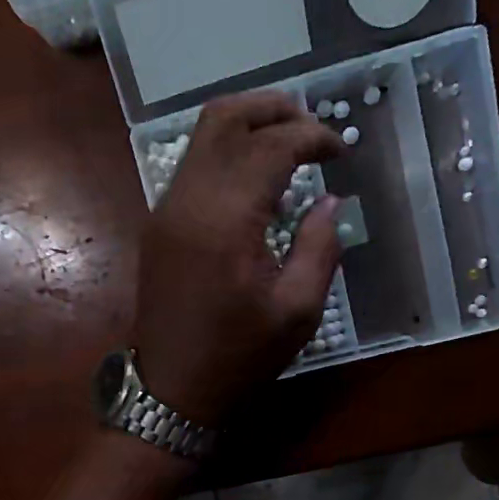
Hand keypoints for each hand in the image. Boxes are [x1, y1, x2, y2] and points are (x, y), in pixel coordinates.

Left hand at [133, 91, 344, 425]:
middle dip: (273, 110)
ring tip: (287, 149)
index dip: (313, 136)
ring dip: (246, 130)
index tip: (341, 152)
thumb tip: (329, 200)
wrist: (171, 389)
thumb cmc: (238, 357)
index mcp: (225, 221)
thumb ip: (320, 246)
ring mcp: (165, 212)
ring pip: (201, 139)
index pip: (271, 145)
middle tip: (311, 129)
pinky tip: (253, 183)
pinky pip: (191, 169)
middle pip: (224, 118)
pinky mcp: (157, 226)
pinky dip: (225, 157)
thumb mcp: (297, 311)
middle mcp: (188, 202)